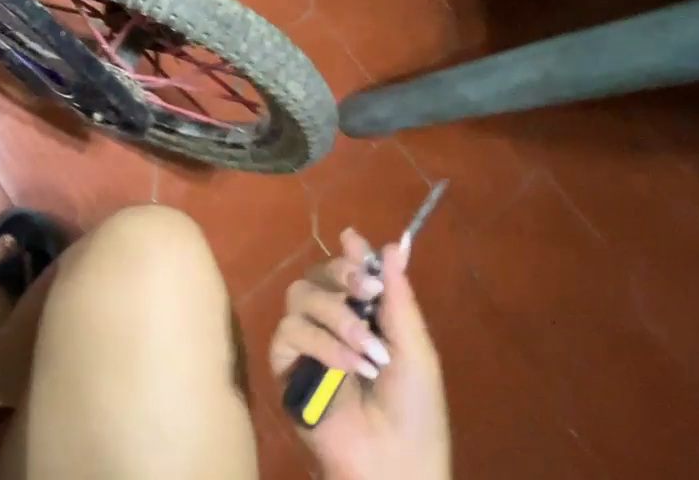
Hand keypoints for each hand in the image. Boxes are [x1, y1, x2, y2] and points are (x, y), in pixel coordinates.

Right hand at [270, 229, 449, 479]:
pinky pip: (291, 331)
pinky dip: (324, 344)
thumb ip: (398, 299)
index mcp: (362, 316)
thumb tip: (392, 245)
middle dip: (341, 275)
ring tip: (370, 351)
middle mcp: (328, 320)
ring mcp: (303, 339)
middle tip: (366, 289)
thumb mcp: (415, 352)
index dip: (349, 254)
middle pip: (316, 275)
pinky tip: (351, 367)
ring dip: (338, 317)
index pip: (346, 271)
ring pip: (301, 296)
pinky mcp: (283, 360)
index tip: (355, 241)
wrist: (395, 462)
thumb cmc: (414, 412)